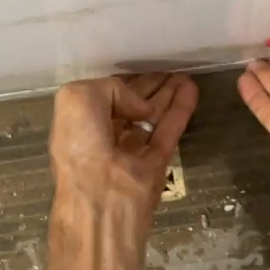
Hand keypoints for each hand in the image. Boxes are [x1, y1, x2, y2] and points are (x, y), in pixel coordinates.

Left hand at [49, 73, 197, 215]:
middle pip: (131, 106)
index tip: (142, 67)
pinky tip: (192, 88)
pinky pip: (169, 130)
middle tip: (169, 68)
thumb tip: (142, 108)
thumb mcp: (78, 98)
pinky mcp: (156, 164)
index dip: (124, 82)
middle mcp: (103, 137)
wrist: (101, 202)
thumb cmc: (81, 146)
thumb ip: (111, 89)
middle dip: (149, 87)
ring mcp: (131, 152)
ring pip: (153, 116)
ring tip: (185, 73)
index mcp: (79, 124)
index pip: (105, 96)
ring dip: (168, 94)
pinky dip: (180, 109)